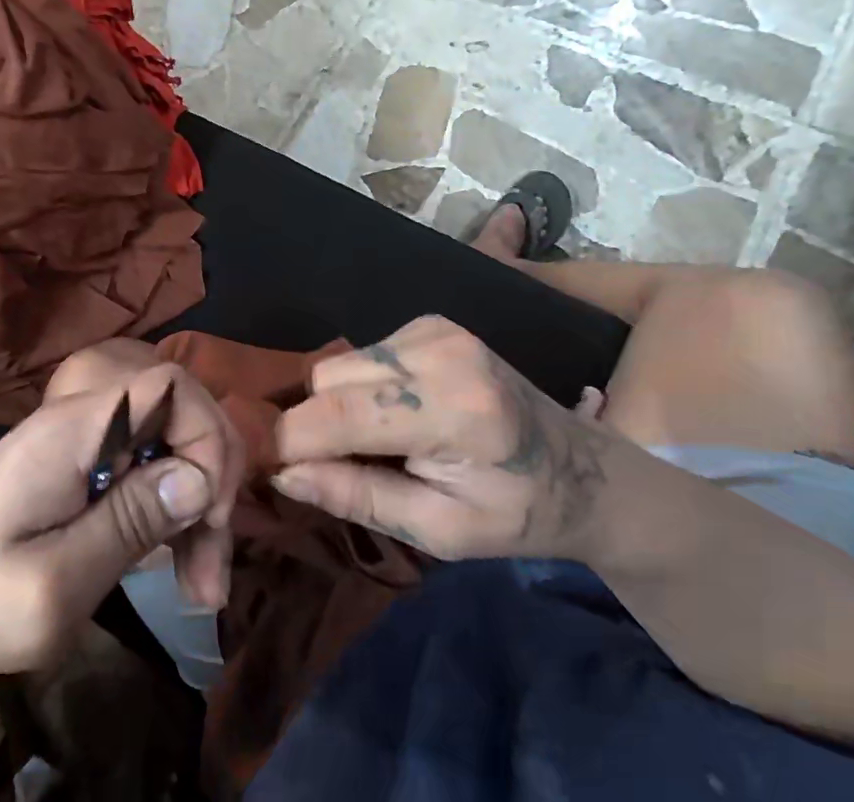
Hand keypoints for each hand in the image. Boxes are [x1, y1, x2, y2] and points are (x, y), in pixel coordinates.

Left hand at [0, 358, 242, 675]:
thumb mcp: (55, 583)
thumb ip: (127, 523)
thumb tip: (200, 477)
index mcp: (71, 431)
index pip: (167, 385)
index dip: (209, 437)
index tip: (212, 517)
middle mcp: (80, 421)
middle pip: (177, 417)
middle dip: (212, 485)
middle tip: (211, 574)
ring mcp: (80, 443)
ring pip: (168, 448)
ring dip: (197, 508)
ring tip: (201, 588)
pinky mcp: (81, 469)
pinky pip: (145, 470)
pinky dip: (170, 513)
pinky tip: (174, 565)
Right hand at [270, 316, 618, 561]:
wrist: (587, 474)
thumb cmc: (519, 515)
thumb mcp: (440, 530)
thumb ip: (357, 497)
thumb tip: (280, 473)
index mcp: (455, 410)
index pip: (337, 415)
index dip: (287, 442)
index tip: (265, 470)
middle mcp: (440, 352)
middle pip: (326, 381)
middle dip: (314, 426)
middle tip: (336, 468)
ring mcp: (435, 330)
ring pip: (335, 365)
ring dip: (335, 406)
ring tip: (373, 444)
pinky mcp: (430, 324)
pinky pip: (358, 356)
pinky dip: (357, 389)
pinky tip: (392, 416)